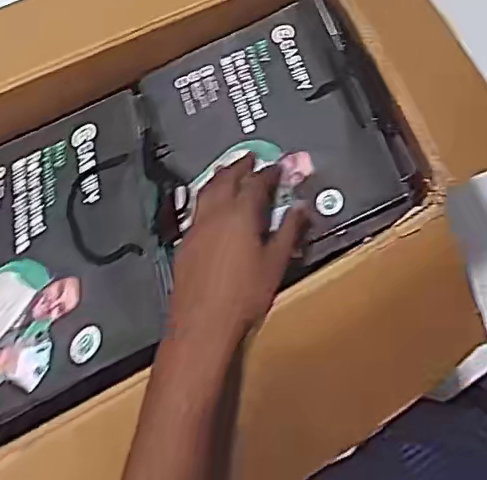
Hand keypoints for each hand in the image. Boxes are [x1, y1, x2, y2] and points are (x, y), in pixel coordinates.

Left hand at [166, 155, 309, 350]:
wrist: (201, 328)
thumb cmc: (244, 296)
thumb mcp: (276, 262)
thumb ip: (289, 230)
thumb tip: (301, 207)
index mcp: (240, 214)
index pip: (257, 183)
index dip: (269, 172)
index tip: (278, 167)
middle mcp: (215, 214)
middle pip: (226, 179)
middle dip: (240, 166)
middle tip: (250, 157)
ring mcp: (196, 229)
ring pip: (206, 191)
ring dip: (220, 177)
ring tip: (228, 172)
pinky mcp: (184, 245)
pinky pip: (196, 209)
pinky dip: (207, 198)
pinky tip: (211, 207)